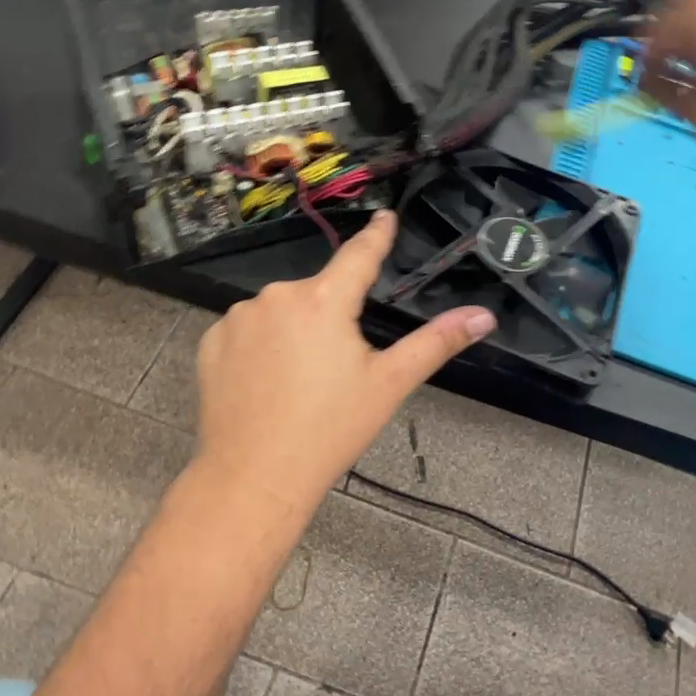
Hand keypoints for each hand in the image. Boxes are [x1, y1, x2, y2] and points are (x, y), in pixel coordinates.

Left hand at [192, 210, 495, 507]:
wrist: (252, 478)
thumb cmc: (330, 429)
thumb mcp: (389, 384)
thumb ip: (437, 342)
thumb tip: (484, 315)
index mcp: (324, 301)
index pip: (358, 255)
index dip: (376, 235)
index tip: (386, 216)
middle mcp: (278, 296)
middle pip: (317, 293)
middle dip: (330, 316)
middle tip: (335, 365)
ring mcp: (239, 317)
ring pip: (280, 311)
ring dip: (293, 330)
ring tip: (297, 381)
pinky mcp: (211, 341)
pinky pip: (246, 330)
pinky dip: (259, 346)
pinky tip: (264, 382)